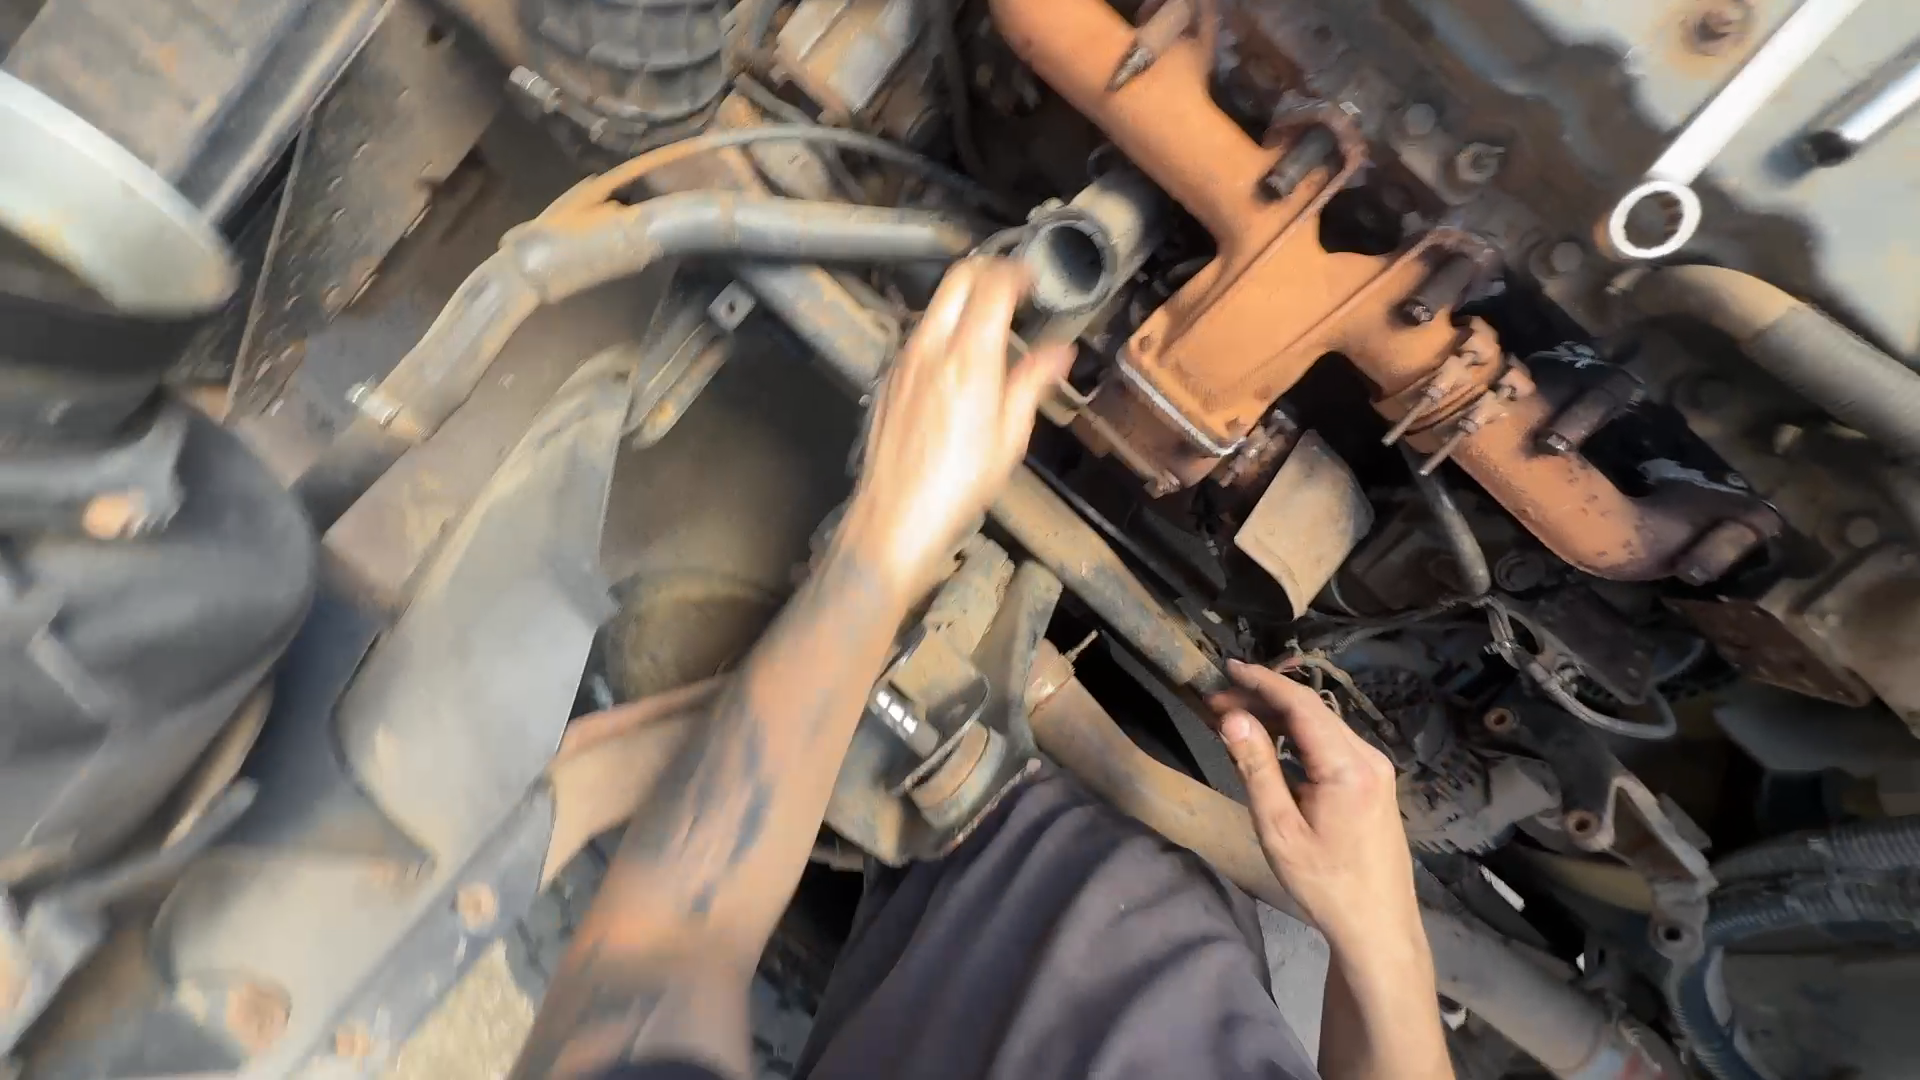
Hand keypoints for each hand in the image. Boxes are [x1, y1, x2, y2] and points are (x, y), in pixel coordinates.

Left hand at [837, 257, 1072, 597]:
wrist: (895, 515)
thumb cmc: (955, 485)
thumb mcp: (1009, 437)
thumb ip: (1032, 383)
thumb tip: (1058, 354)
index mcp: (969, 358)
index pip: (992, 284)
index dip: (1017, 273)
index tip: (1032, 280)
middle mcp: (931, 349)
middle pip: (957, 278)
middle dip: (988, 272)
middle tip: (1011, 289)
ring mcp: (904, 361)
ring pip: (934, 306)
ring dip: (962, 302)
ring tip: (987, 328)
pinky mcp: (888, 379)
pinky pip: (917, 337)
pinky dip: (941, 332)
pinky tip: (954, 362)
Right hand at [1208, 659, 1420, 949]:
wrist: (1379, 928)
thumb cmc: (1324, 883)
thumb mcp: (1279, 828)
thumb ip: (1255, 767)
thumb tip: (1232, 717)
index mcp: (1347, 766)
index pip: (1300, 704)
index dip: (1262, 681)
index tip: (1227, 668)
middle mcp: (1367, 757)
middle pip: (1310, 709)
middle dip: (1262, 698)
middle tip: (1215, 702)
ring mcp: (1374, 768)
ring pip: (1319, 723)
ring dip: (1277, 715)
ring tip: (1234, 719)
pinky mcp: (1372, 780)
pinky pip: (1329, 741)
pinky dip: (1295, 733)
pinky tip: (1269, 741)